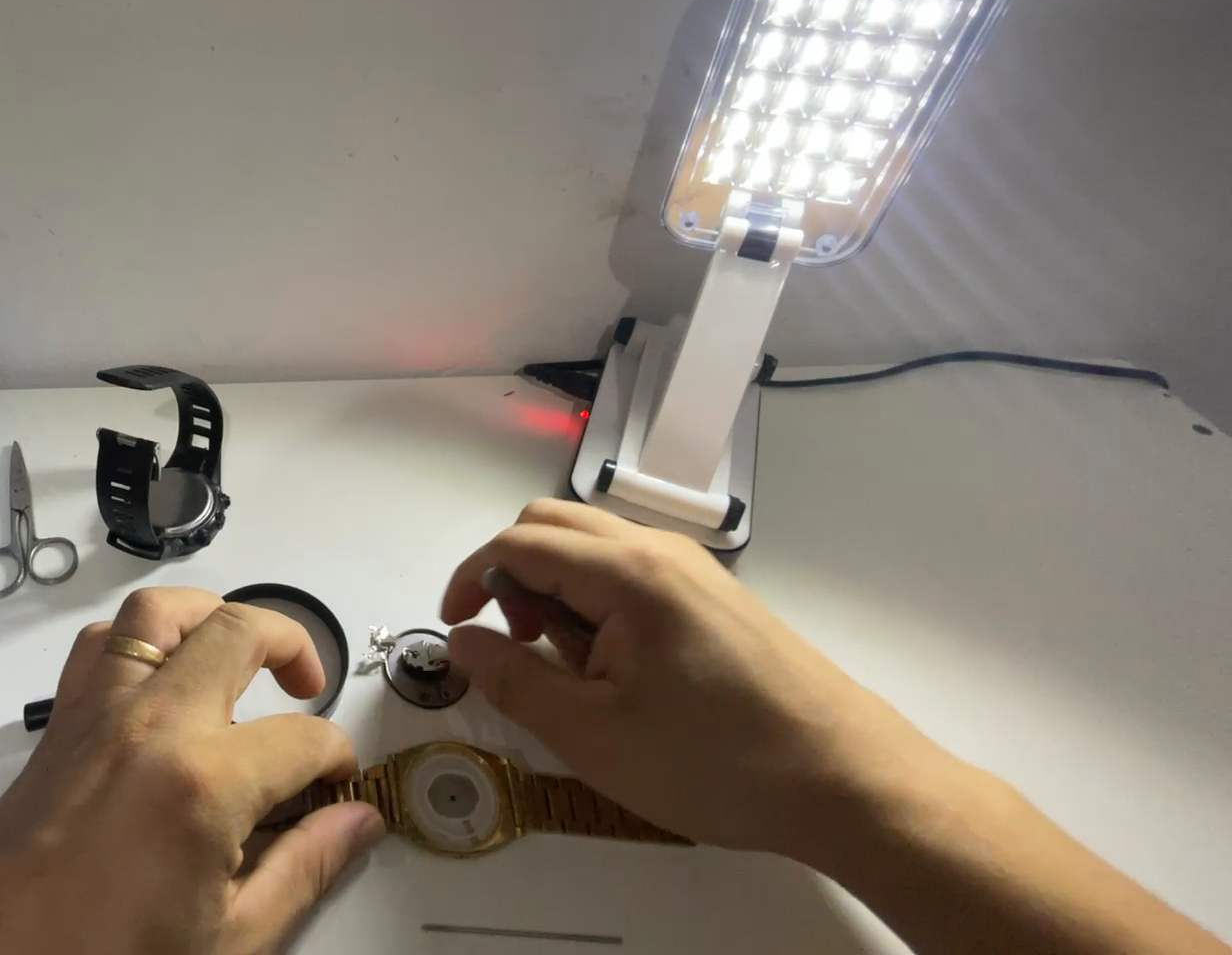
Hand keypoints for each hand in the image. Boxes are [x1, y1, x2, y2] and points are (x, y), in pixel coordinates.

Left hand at [0, 588, 384, 954]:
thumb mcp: (229, 939)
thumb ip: (304, 869)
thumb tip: (357, 820)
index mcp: (202, 784)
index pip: (302, 739)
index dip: (337, 754)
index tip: (339, 776)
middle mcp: (153, 723)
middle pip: (239, 632)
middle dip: (292, 644)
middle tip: (308, 686)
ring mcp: (100, 711)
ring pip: (161, 611)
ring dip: (211, 614)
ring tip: (236, 648)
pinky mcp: (63, 720)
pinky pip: (101, 642)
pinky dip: (141, 637)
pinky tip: (163, 674)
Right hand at [441, 500, 962, 862]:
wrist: (858, 788)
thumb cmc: (718, 764)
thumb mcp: (593, 736)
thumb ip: (513, 679)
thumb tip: (461, 641)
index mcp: (626, 573)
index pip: (518, 542)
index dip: (470, 577)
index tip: (454, 626)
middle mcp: (658, 549)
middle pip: (551, 523)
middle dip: (511, 572)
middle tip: (519, 641)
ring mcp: (692, 567)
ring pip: (589, 543)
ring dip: (553, 584)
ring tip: (571, 662)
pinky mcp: (712, 592)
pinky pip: (627, 567)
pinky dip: (592, 595)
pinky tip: (616, 662)